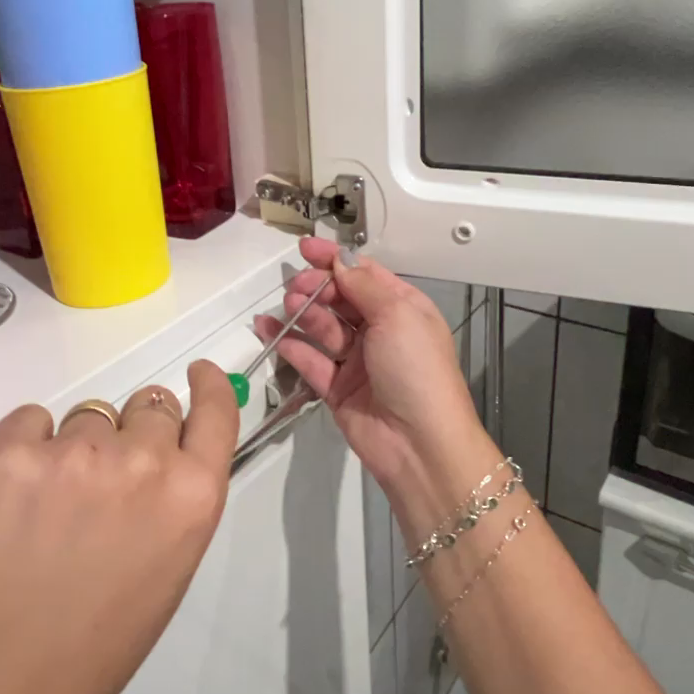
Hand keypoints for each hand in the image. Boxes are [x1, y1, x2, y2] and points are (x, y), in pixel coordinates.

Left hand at [0, 361, 238, 693]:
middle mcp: (143, 462)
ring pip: (89, 415)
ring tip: (48, 509)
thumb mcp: (164, 571)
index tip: (198, 373)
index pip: (216, 412)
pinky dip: (26, 446)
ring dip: (77, 446)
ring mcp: (75, 452)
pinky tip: (15, 497)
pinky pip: (31, 418)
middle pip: (150, 405)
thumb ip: (173, 502)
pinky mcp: (10, 451)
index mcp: (192, 498)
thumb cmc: (92, 643)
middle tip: (104, 478)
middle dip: (133, 432)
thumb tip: (159, 458)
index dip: (208, 386)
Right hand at [253, 239, 485, 496]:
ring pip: (324, 328)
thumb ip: (363, 285)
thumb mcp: (397, 316)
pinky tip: (274, 333)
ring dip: (304, 313)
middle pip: (342, 299)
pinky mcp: (338, 390)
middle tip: (297, 286)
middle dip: (318, 288)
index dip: (335, 260)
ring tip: (287, 306)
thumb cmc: (416, 370)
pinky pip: (311, 361)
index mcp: (403, 309)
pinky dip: (292, 346)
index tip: (305, 248)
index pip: (365, 274)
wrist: (419, 444)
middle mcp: (381, 331)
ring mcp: (358, 361)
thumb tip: (341, 260)